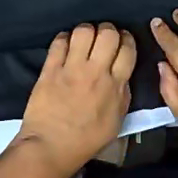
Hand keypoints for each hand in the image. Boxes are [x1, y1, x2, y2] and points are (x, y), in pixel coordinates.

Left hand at [16, 22, 136, 176]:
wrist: (51, 147)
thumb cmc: (86, 140)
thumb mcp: (116, 121)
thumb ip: (122, 95)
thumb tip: (122, 76)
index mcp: (115, 86)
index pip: (128, 49)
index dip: (126, 39)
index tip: (122, 41)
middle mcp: (95, 72)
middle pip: (108, 34)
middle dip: (108, 30)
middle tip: (103, 37)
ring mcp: (71, 69)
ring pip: (83, 32)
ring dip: (86, 31)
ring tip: (83, 39)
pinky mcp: (50, 69)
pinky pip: (59, 42)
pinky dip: (64, 38)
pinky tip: (65, 45)